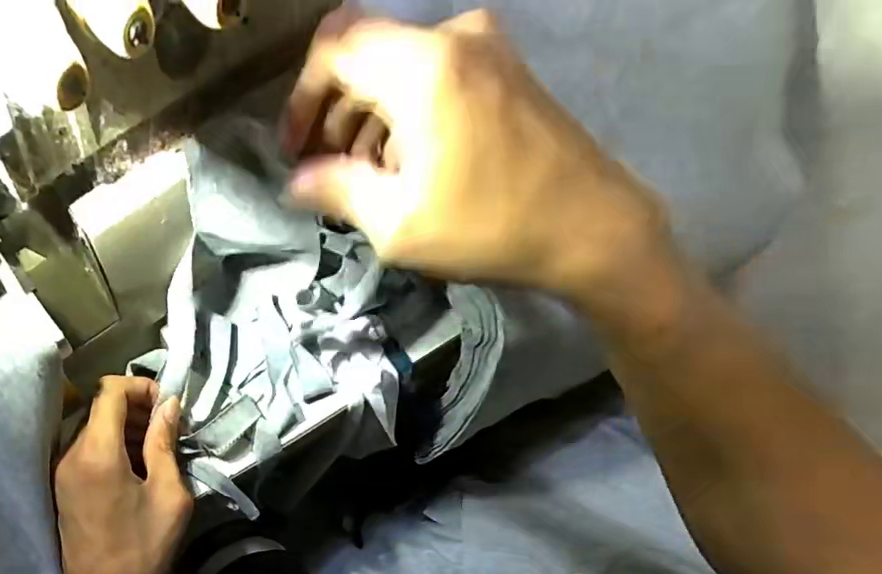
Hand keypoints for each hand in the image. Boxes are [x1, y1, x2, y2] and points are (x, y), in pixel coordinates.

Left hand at [53, 376, 191, 573]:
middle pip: (100, 408)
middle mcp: (70, 455)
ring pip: (94, 430)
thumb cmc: (143, 551)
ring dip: (126, 430)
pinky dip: (113, 449)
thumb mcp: (169, 496)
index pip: (110, 390)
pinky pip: (88, 453)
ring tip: (159, 452)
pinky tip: (138, 472)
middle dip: (137, 408)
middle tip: (170, 431)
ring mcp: (61, 473)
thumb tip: (168, 405)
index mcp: (96, 452)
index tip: (169, 406)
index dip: (141, 386)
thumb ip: (164, 443)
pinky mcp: (62, 490)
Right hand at [282, 9, 682, 318]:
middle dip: (332, 113)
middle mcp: (452, 38)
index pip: (334, 47)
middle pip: (365, 55)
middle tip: (322, 172)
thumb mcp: (397, 223)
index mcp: (421, 68)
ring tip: (362, 179)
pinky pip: (433, 78)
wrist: (586, 225)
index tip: (295, 151)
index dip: (302, 98)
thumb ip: (337, 191)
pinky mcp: (503, 70)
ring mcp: (485, 48)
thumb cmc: (486, 228)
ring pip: (398, 68)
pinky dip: (404, 116)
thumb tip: (296, 181)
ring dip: (368, 118)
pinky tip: (405, 166)